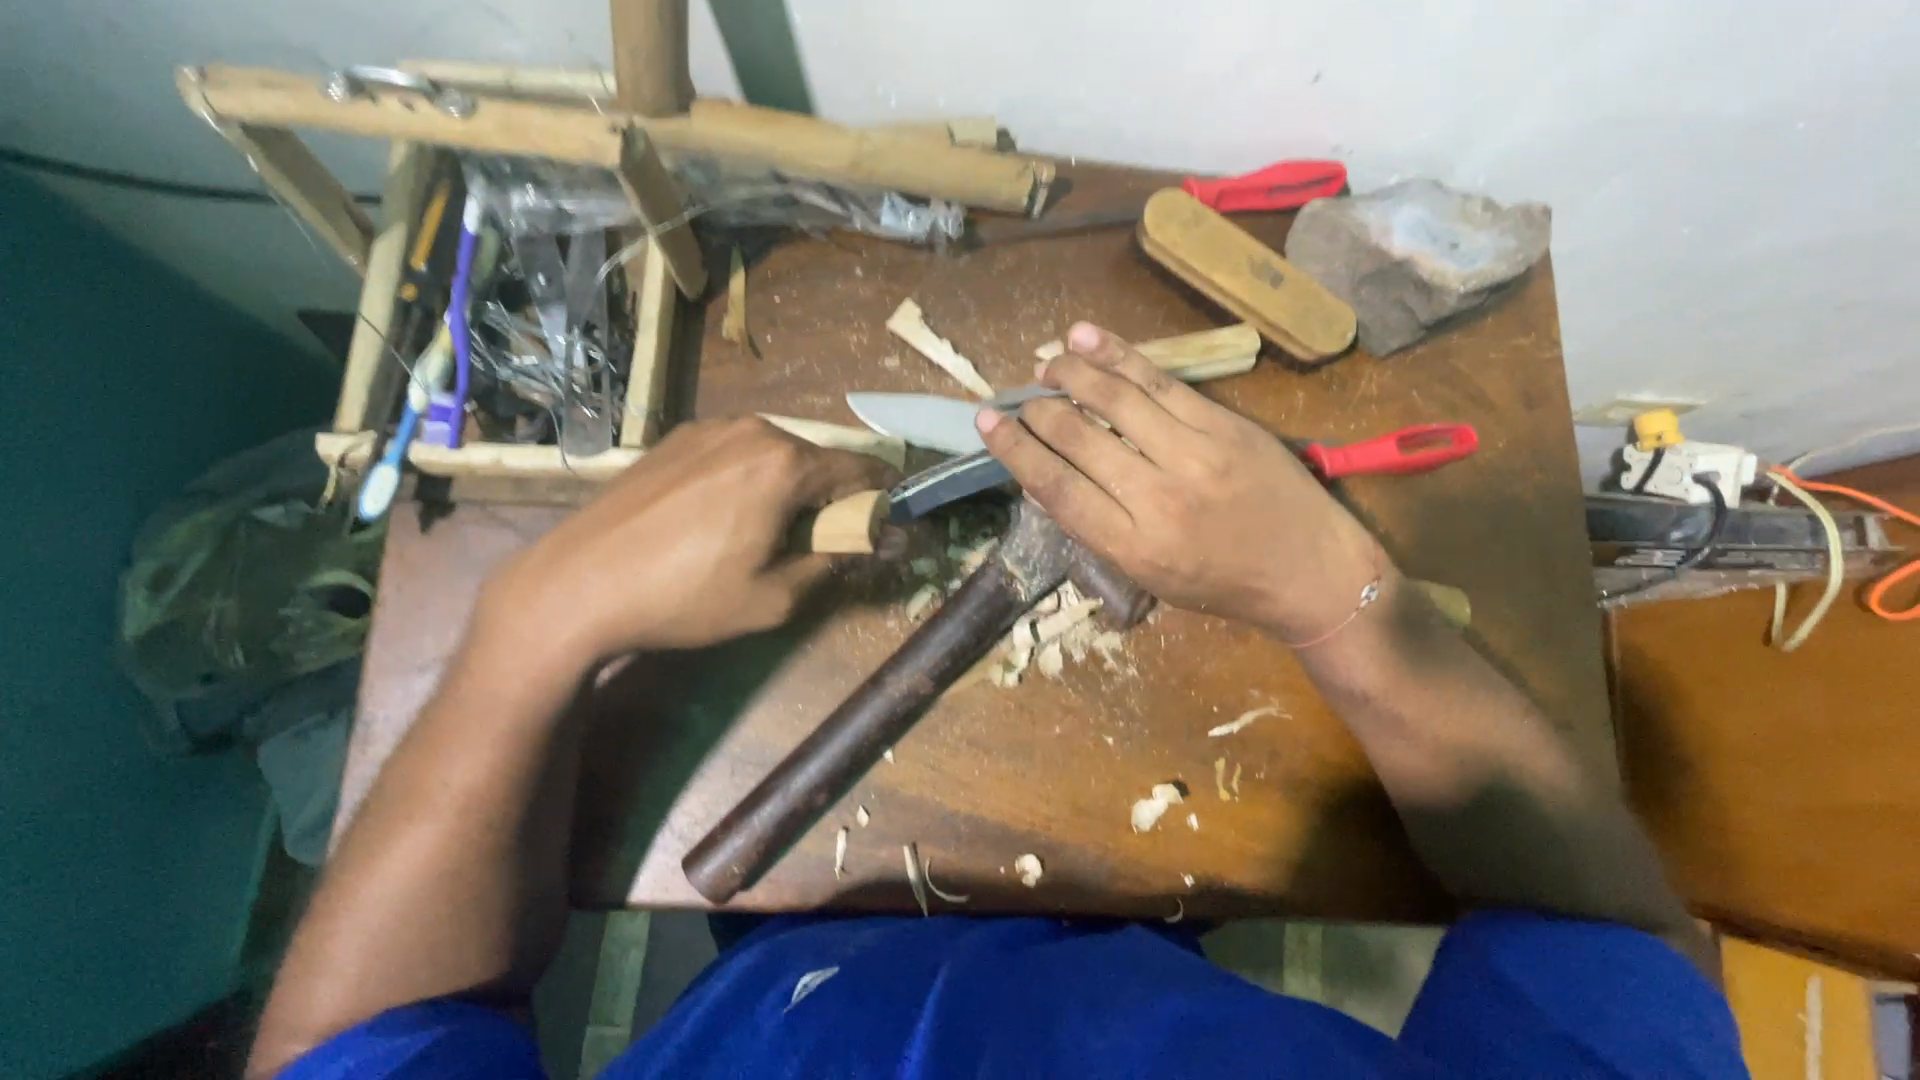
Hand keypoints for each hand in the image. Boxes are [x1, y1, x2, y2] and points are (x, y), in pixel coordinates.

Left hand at [478, 418, 891, 667]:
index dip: (881, 499)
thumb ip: (837, 562)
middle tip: (816, 544)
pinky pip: (735, 452)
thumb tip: (887, 542)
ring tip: (763, 533)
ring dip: (788, 487)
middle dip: (830, 497)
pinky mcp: (675, 438)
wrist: (576, 585)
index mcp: (785, 463)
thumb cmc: (685, 598)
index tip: (883, 528)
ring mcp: (708, 428)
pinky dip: (748, 478)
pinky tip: (720, 518)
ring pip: (775, 453)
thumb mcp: (775, 597)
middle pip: (817, 459)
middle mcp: (753, 429)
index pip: (861, 469)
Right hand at [976, 322, 1383, 640]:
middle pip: (1079, 439)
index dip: (1016, 451)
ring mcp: (1193, 455)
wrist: (1309, 569)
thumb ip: (1096, 531)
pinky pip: (1159, 382)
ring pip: (1115, 400)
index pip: (1057, 489)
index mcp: (1133, 547)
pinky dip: (1117, 356)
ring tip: (1045, 364)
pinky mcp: (1222, 424)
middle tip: (1019, 400)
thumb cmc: (1222, 583)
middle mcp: (1157, 498)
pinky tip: (1084, 338)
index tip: (987, 424)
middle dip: (1039, 412)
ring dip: (1070, 375)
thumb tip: (1043, 484)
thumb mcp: (1149, 577)